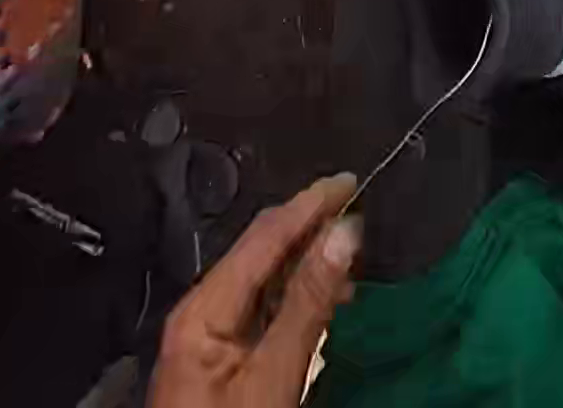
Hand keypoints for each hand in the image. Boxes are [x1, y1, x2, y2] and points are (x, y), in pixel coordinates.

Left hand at [149, 173, 361, 407]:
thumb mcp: (273, 381)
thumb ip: (308, 301)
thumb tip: (345, 230)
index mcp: (204, 307)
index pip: (265, 235)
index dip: (309, 204)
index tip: (351, 182)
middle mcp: (205, 308)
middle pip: (263, 248)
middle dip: (309, 223)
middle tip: (358, 206)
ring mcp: (214, 334)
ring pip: (268, 275)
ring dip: (309, 255)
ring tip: (352, 245)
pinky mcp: (227, 359)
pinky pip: (268, 305)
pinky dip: (301, 290)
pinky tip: (329, 293)